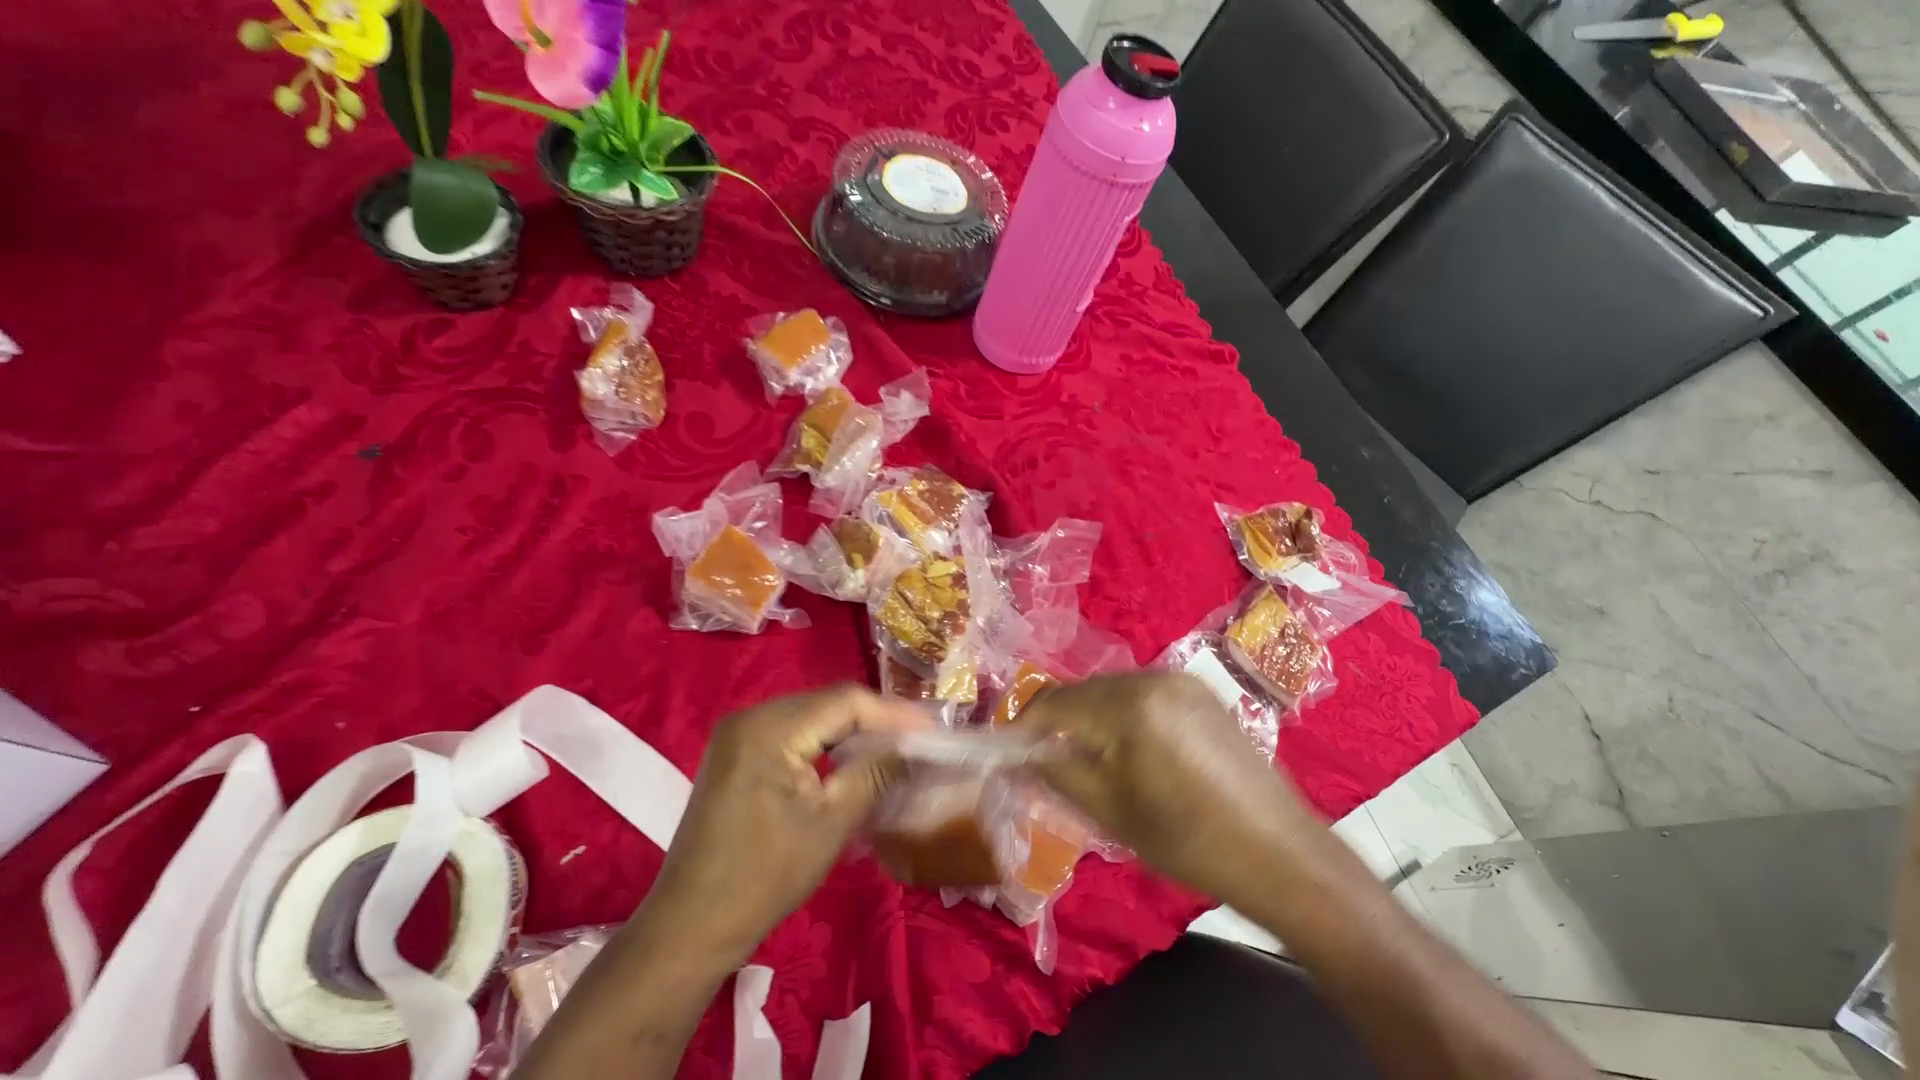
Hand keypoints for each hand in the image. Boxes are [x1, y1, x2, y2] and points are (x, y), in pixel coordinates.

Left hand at [635, 685, 926, 967]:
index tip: (935, 731)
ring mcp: (737, 736)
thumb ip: (875, 774)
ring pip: (810, 718)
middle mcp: (749, 717)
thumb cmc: (765, 877)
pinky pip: (790, 736)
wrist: (692, 924)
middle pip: (827, 704)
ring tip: (896, 752)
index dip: (894, 714)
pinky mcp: (735, 756)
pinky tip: (852, 763)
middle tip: (921, 742)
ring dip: (852, 733)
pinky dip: (824, 746)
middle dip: (876, 721)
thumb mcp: (831, 824)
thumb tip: (916, 745)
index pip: (845, 701)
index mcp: (768, 727)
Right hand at [1014, 672, 1330, 907]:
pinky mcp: (1202, 695)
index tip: (1007, 755)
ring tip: (1086, 766)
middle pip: (1083, 692)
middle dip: (1057, 725)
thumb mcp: (1110, 811)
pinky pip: (1143, 697)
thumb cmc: (1188, 840)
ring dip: (1089, 722)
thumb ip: (1055, 773)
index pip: (1054, 702)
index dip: (1024, 728)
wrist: (1278, 853)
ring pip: (1111, 693)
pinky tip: (1127, 756)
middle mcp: (1155, 678)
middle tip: (1044, 767)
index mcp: (1130, 705)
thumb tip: (1014, 755)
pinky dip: (1122, 719)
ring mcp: (1183, 682)